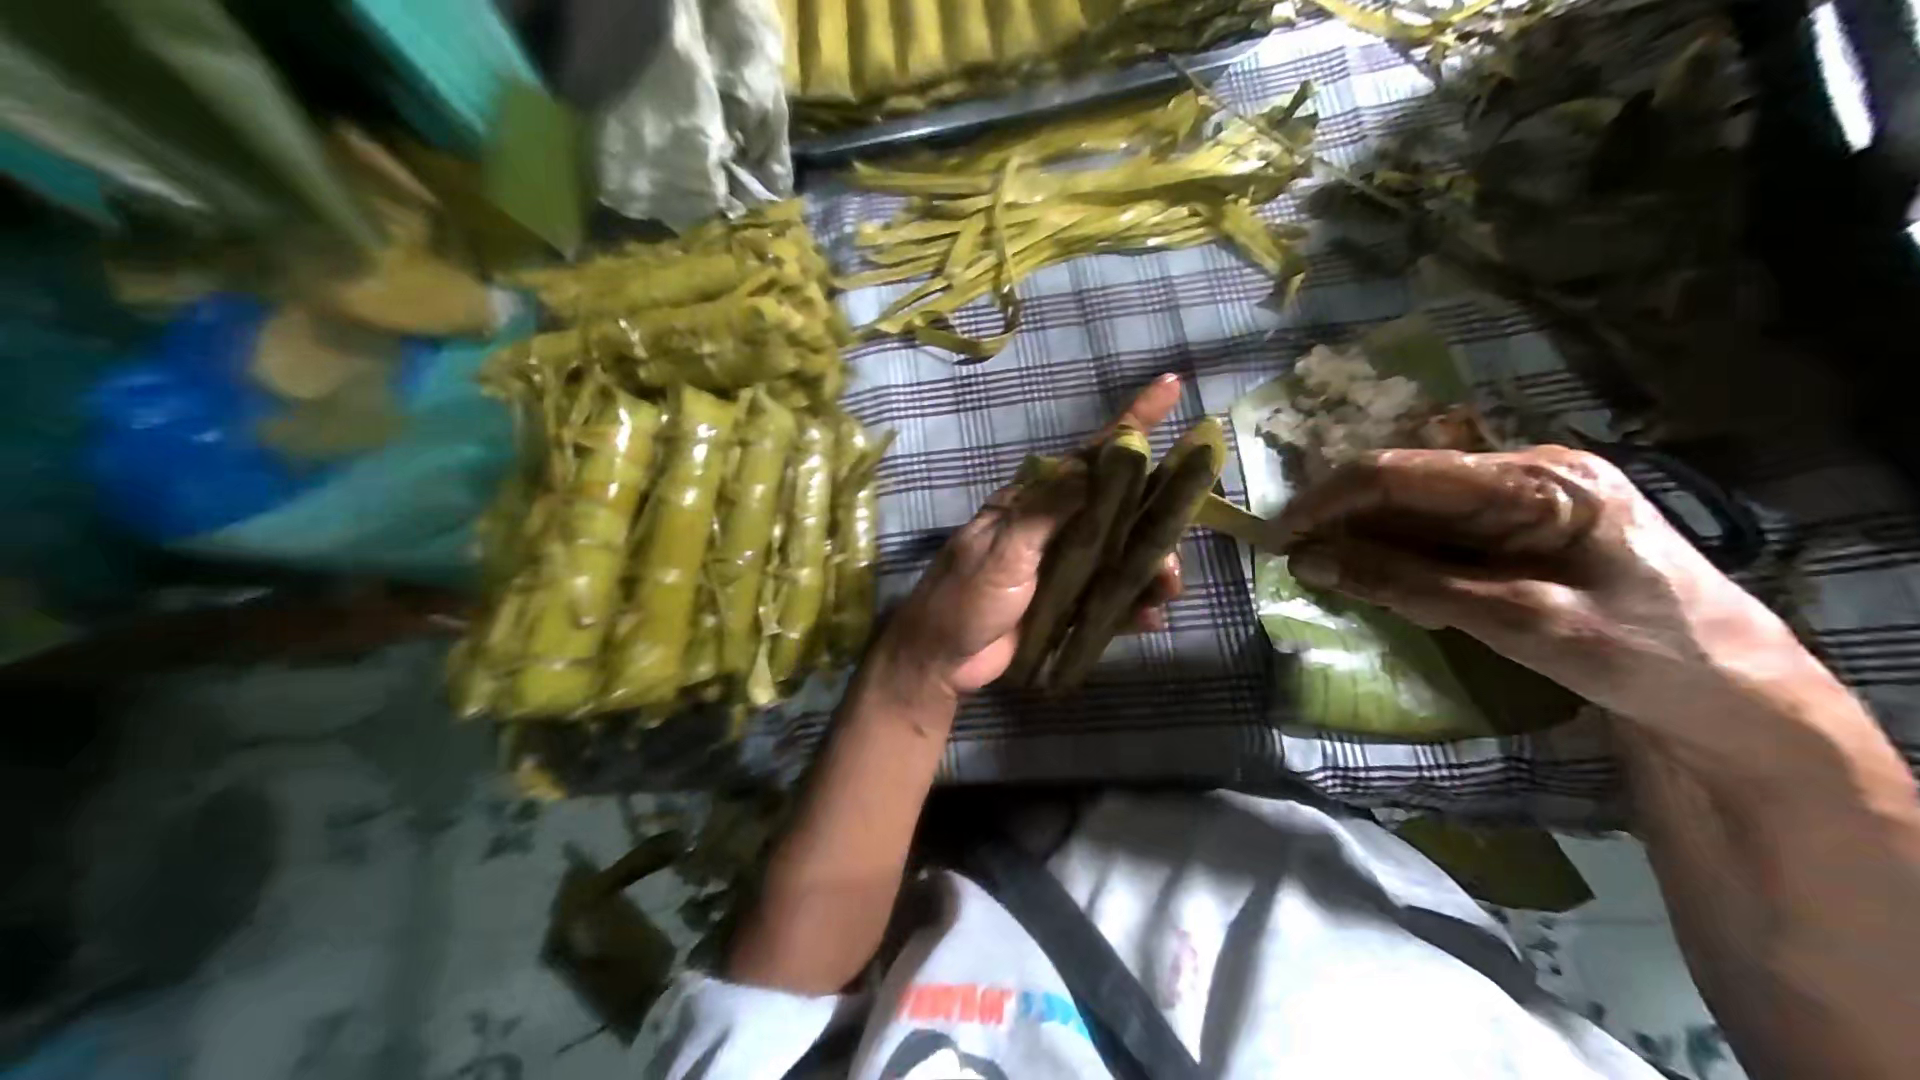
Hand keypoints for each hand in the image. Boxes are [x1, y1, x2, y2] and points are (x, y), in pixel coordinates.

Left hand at [879, 375, 1187, 697]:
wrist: (942, 659)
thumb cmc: (964, 597)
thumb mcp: (1002, 549)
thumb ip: (1046, 510)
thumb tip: (1089, 462)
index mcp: (1035, 502)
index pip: (1088, 456)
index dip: (1129, 423)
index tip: (1170, 388)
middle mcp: (1056, 526)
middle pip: (1121, 506)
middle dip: (1157, 519)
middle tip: (1173, 552)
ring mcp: (1065, 566)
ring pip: (1124, 552)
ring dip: (1151, 568)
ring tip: (1164, 590)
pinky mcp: (1069, 603)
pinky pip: (1113, 596)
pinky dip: (1134, 605)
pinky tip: (1150, 618)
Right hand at [1275, 446, 1836, 739]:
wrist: (1742, 704)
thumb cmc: (1643, 654)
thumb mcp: (1515, 620)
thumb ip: (1405, 584)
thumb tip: (1307, 561)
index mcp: (1536, 479)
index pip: (1398, 472)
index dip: (1327, 502)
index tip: (1276, 541)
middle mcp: (1523, 475)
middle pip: (1400, 488)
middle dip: (1344, 527)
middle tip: (1302, 571)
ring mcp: (1521, 502)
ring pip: (1410, 514)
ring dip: (1370, 550)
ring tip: (1353, 591)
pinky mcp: (1517, 532)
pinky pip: (1433, 538)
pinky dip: (1400, 566)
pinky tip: (1404, 597)